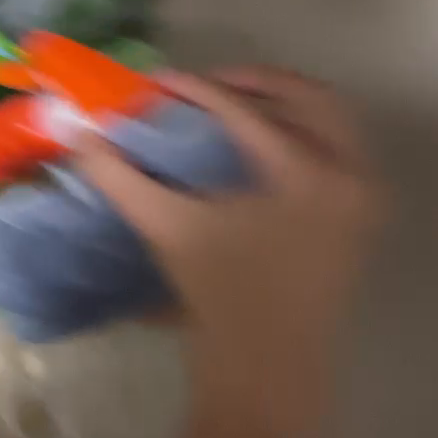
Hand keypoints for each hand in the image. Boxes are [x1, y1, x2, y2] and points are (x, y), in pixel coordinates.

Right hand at [73, 67, 380, 433]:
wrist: (267, 355)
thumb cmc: (217, 286)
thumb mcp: (161, 222)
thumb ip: (114, 172)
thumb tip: (75, 130)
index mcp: (301, 172)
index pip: (242, 109)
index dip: (192, 88)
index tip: (153, 81)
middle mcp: (346, 174)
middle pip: (310, 99)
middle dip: (253, 82)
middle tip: (200, 86)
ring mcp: (361, 195)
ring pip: (332, 122)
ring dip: (281, 104)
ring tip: (227, 108)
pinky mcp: (359, 215)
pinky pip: (337, 148)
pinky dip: (298, 132)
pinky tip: (253, 147)